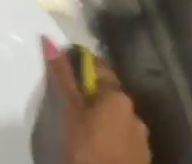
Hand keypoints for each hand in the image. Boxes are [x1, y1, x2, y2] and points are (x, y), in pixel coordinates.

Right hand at [43, 38, 150, 163]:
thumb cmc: (87, 148)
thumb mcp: (69, 111)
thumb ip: (62, 76)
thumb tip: (49, 40)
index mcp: (119, 97)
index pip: (100, 68)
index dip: (81, 66)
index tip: (65, 70)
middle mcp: (135, 113)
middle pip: (109, 94)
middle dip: (92, 96)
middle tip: (70, 104)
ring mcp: (141, 139)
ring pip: (117, 119)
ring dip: (102, 119)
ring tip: (82, 129)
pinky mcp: (142, 160)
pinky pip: (123, 140)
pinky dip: (111, 138)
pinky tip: (98, 148)